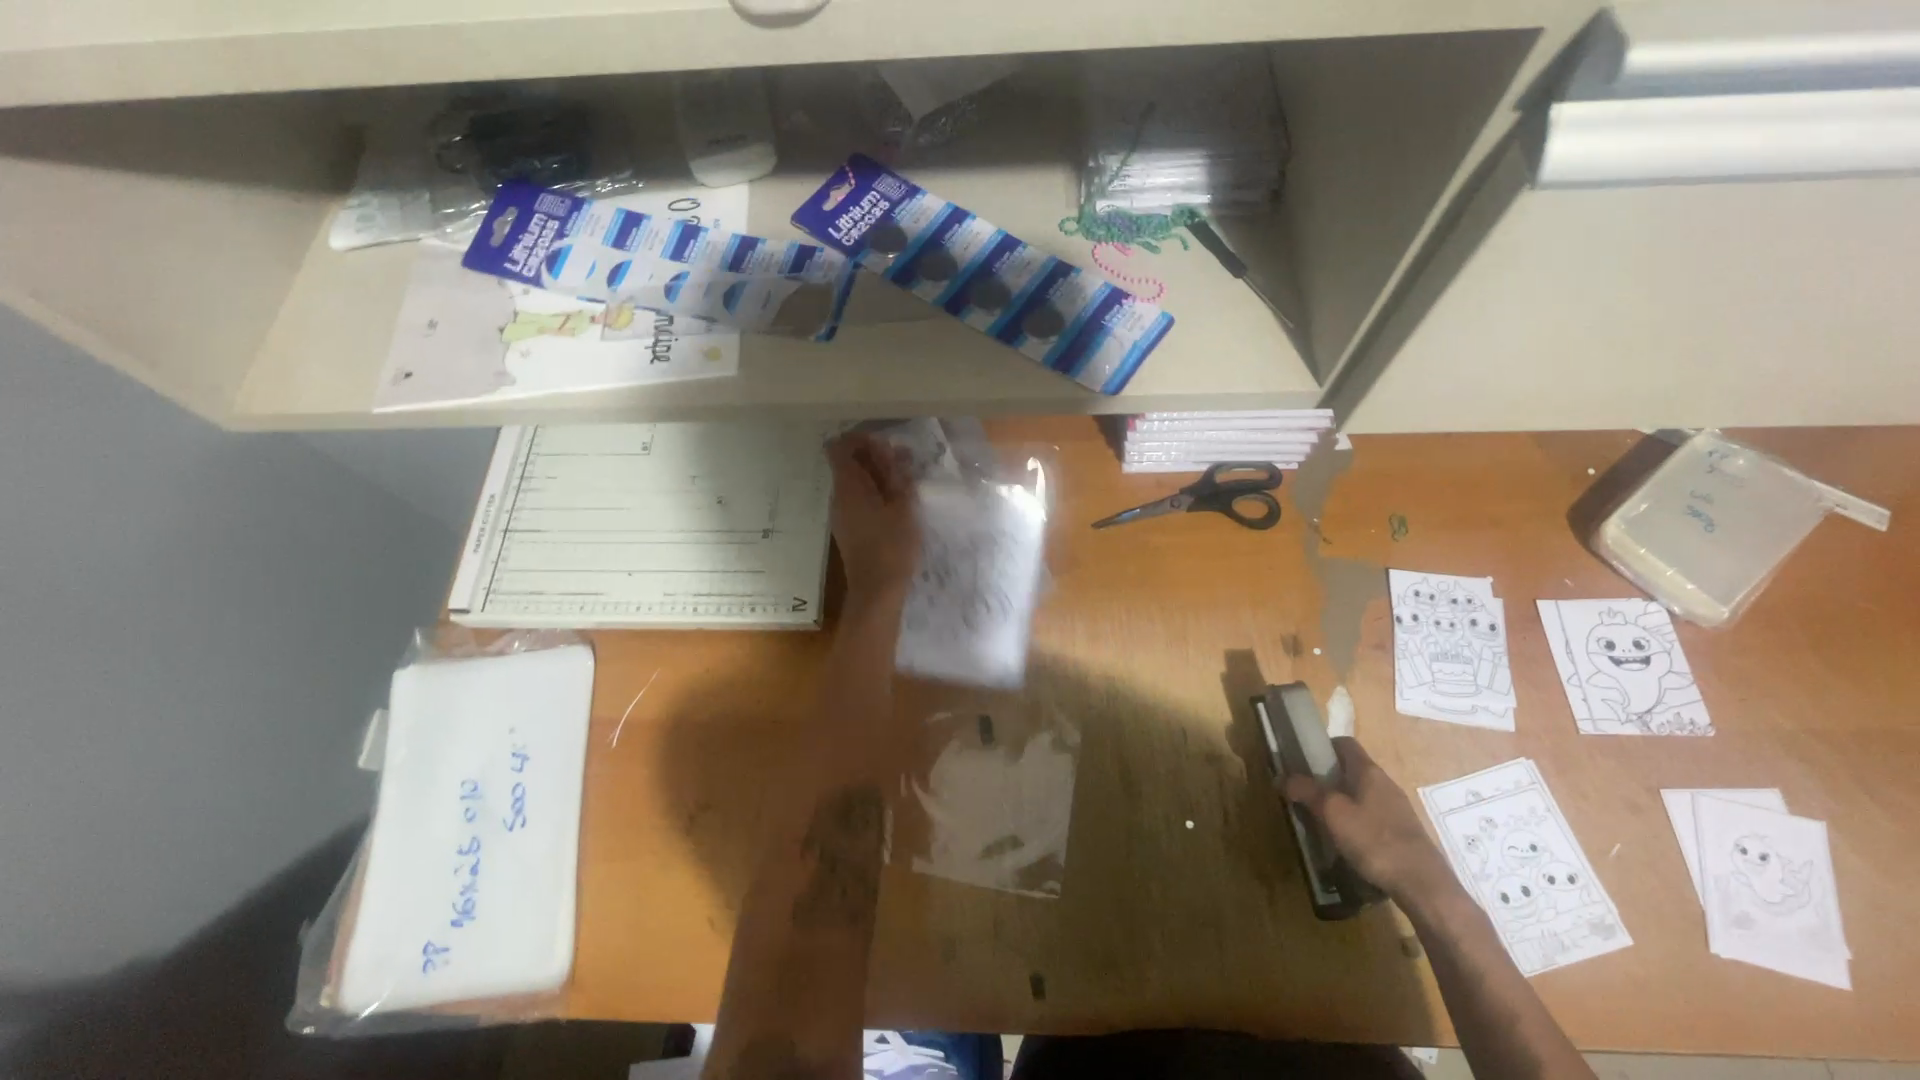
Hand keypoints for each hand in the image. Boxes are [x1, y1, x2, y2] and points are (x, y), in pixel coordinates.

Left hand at [826, 433, 920, 608]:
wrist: (877, 590)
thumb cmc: (892, 545)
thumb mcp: (903, 505)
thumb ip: (896, 475)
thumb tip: (890, 451)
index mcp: (848, 485)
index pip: (839, 446)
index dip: (860, 439)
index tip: (886, 446)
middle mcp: (838, 496)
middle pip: (847, 463)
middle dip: (874, 457)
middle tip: (903, 464)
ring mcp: (841, 514)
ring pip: (854, 482)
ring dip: (876, 477)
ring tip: (905, 485)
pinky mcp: (848, 529)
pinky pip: (857, 500)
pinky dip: (874, 494)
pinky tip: (896, 506)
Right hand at [1284, 737, 1458, 906]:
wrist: (1422, 883)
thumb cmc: (1374, 840)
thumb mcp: (1333, 813)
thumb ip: (1307, 791)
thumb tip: (1282, 777)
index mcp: (1369, 772)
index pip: (1345, 743)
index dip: (1322, 747)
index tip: (1301, 761)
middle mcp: (1385, 783)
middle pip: (1351, 770)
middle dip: (1326, 779)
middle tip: (1303, 794)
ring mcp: (1396, 808)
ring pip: (1360, 794)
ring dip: (1339, 802)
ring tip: (1319, 820)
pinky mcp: (1401, 831)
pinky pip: (1370, 815)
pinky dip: (1354, 821)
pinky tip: (1344, 842)